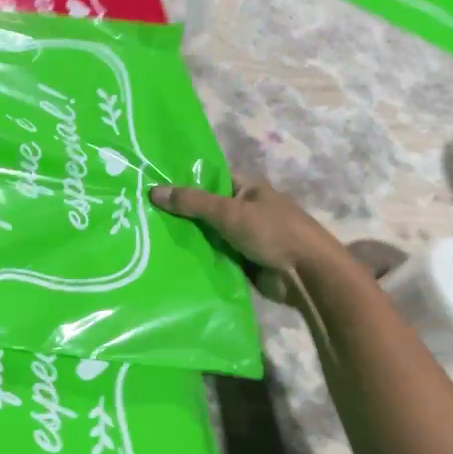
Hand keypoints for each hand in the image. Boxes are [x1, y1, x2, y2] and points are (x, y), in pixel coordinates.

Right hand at [150, 179, 349, 302]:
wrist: (308, 276)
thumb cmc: (273, 232)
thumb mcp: (229, 212)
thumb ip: (192, 202)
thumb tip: (153, 191)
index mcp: (248, 187)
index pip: (210, 177)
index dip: (184, 179)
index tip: (154, 183)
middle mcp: (246, 209)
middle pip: (207, 207)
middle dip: (181, 211)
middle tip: (144, 212)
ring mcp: (246, 236)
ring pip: (209, 233)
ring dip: (189, 237)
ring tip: (149, 235)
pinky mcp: (245, 261)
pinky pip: (216, 255)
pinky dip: (200, 257)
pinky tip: (171, 257)